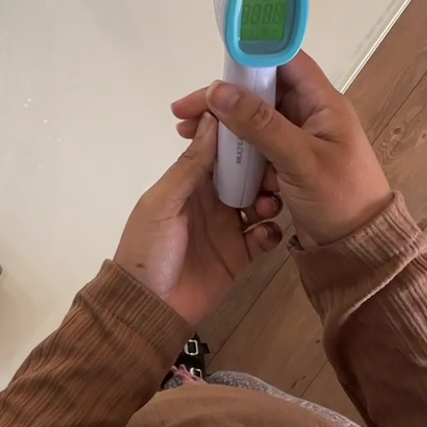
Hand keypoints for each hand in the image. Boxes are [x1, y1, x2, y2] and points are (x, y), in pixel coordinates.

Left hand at [114, 116, 283, 323]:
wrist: (149, 308)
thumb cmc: (148, 249)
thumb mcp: (163, 203)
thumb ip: (190, 165)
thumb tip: (212, 118)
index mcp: (189, 183)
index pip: (219, 150)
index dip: (241, 137)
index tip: (265, 124)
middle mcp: (212, 200)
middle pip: (247, 174)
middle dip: (265, 169)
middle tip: (278, 170)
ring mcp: (228, 227)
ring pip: (261, 202)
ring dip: (271, 199)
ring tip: (271, 205)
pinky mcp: (240, 255)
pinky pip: (264, 236)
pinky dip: (271, 232)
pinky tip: (266, 233)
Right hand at [171, 51, 392, 246]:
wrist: (357, 248)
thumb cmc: (340, 199)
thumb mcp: (300, 160)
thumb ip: (260, 124)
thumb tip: (219, 91)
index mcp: (323, 104)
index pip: (284, 63)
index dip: (249, 59)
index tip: (212, 71)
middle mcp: (309, 116)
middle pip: (260, 94)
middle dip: (222, 100)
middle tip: (183, 112)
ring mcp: (297, 141)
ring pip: (253, 124)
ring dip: (223, 129)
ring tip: (187, 136)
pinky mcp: (287, 165)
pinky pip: (255, 150)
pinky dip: (235, 154)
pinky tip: (213, 163)